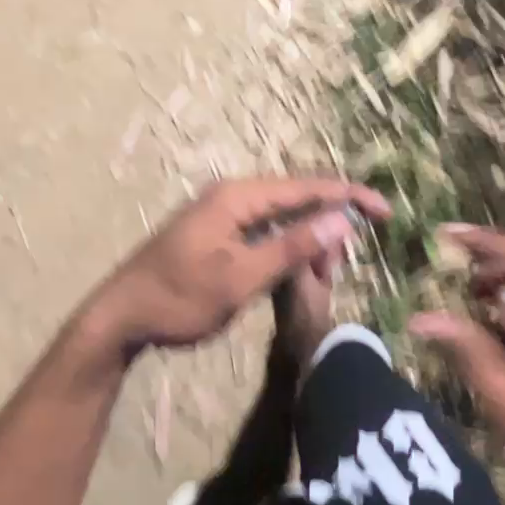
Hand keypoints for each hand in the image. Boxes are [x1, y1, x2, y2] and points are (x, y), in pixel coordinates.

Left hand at [86, 178, 390, 353]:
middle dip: (326, 228)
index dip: (349, 197)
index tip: (386, 212)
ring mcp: (221, 213)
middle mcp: (232, 195)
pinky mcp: (215, 233)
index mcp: (238, 196)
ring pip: (280, 218)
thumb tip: (341, 220)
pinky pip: (263, 231)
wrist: (119, 318)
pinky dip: (284, 249)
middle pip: (296, 200)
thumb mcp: (240, 279)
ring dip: (306, 242)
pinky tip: (293, 272)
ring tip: (320, 278)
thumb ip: (290, 247)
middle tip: (338, 271)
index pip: (306, 187)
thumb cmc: (178, 298)